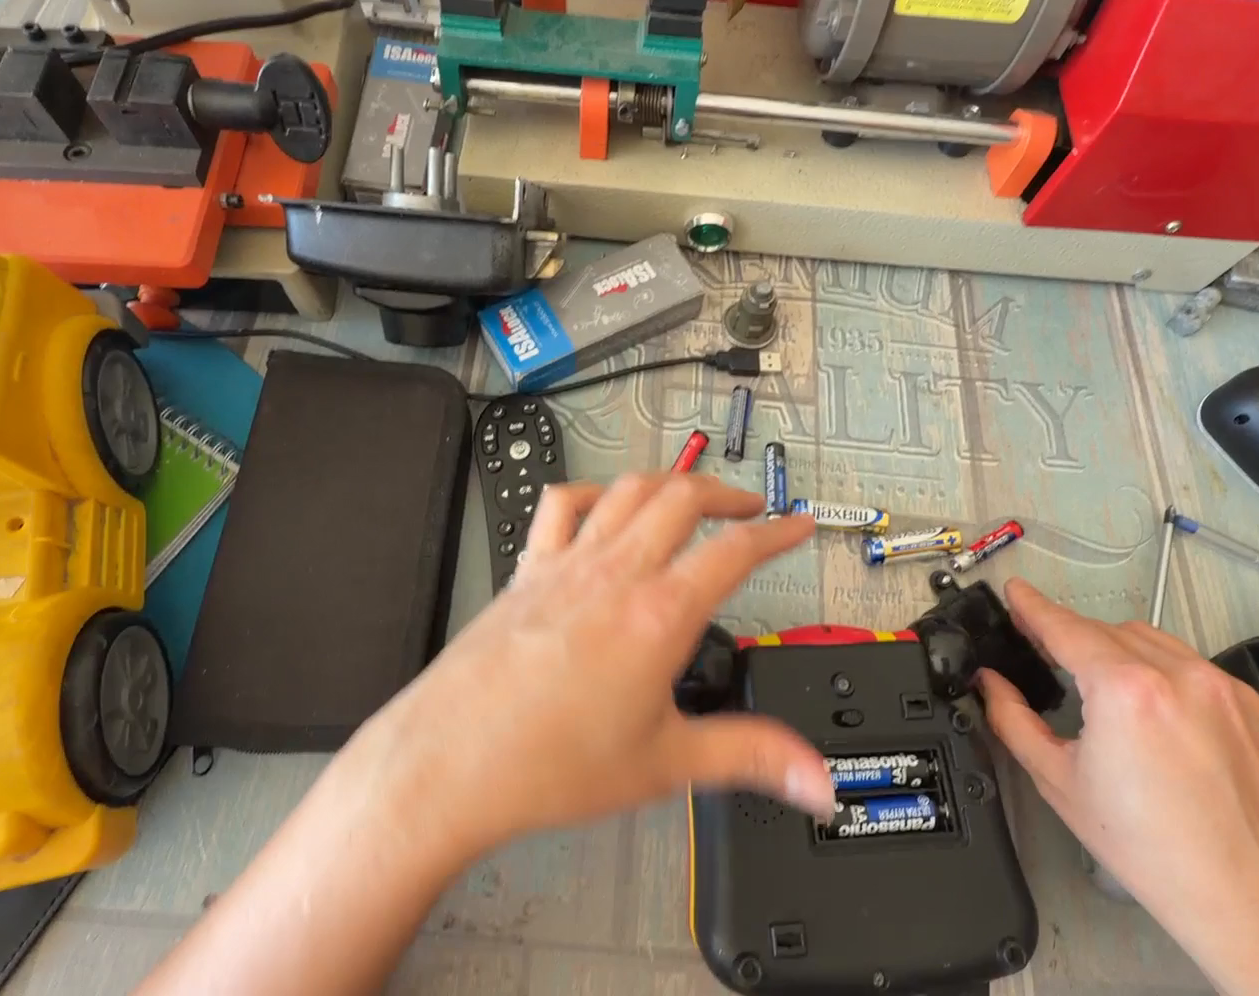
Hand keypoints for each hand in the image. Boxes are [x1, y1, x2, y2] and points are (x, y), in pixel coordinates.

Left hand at [361, 474, 834, 851]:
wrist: (448, 762)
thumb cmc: (544, 763)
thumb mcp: (665, 764)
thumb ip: (748, 757)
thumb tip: (810, 776)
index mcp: (656, 615)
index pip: (735, 551)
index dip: (777, 533)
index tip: (795, 526)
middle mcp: (613, 575)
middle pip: (682, 498)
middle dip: (726, 493)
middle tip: (749, 507)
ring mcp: (565, 566)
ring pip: (625, 490)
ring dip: (667, 481)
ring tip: (688, 493)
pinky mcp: (527, 573)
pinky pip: (560, 507)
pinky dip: (590, 492)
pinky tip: (599, 504)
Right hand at [977, 580, 1258, 995]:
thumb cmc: (1156, 852)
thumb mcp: (1060, 783)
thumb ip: (1013, 720)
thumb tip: (991, 685)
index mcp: (1125, 690)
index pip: (1065, 627)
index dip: (1032, 607)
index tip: (1016, 593)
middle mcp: (1181, 676)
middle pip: (1108, 632)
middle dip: (1074, 638)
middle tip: (1047, 654)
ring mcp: (1229, 691)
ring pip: (1156, 644)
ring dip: (1121, 652)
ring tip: (1106, 692)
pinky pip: (1200, 672)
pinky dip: (1169, 678)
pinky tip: (1162, 722)